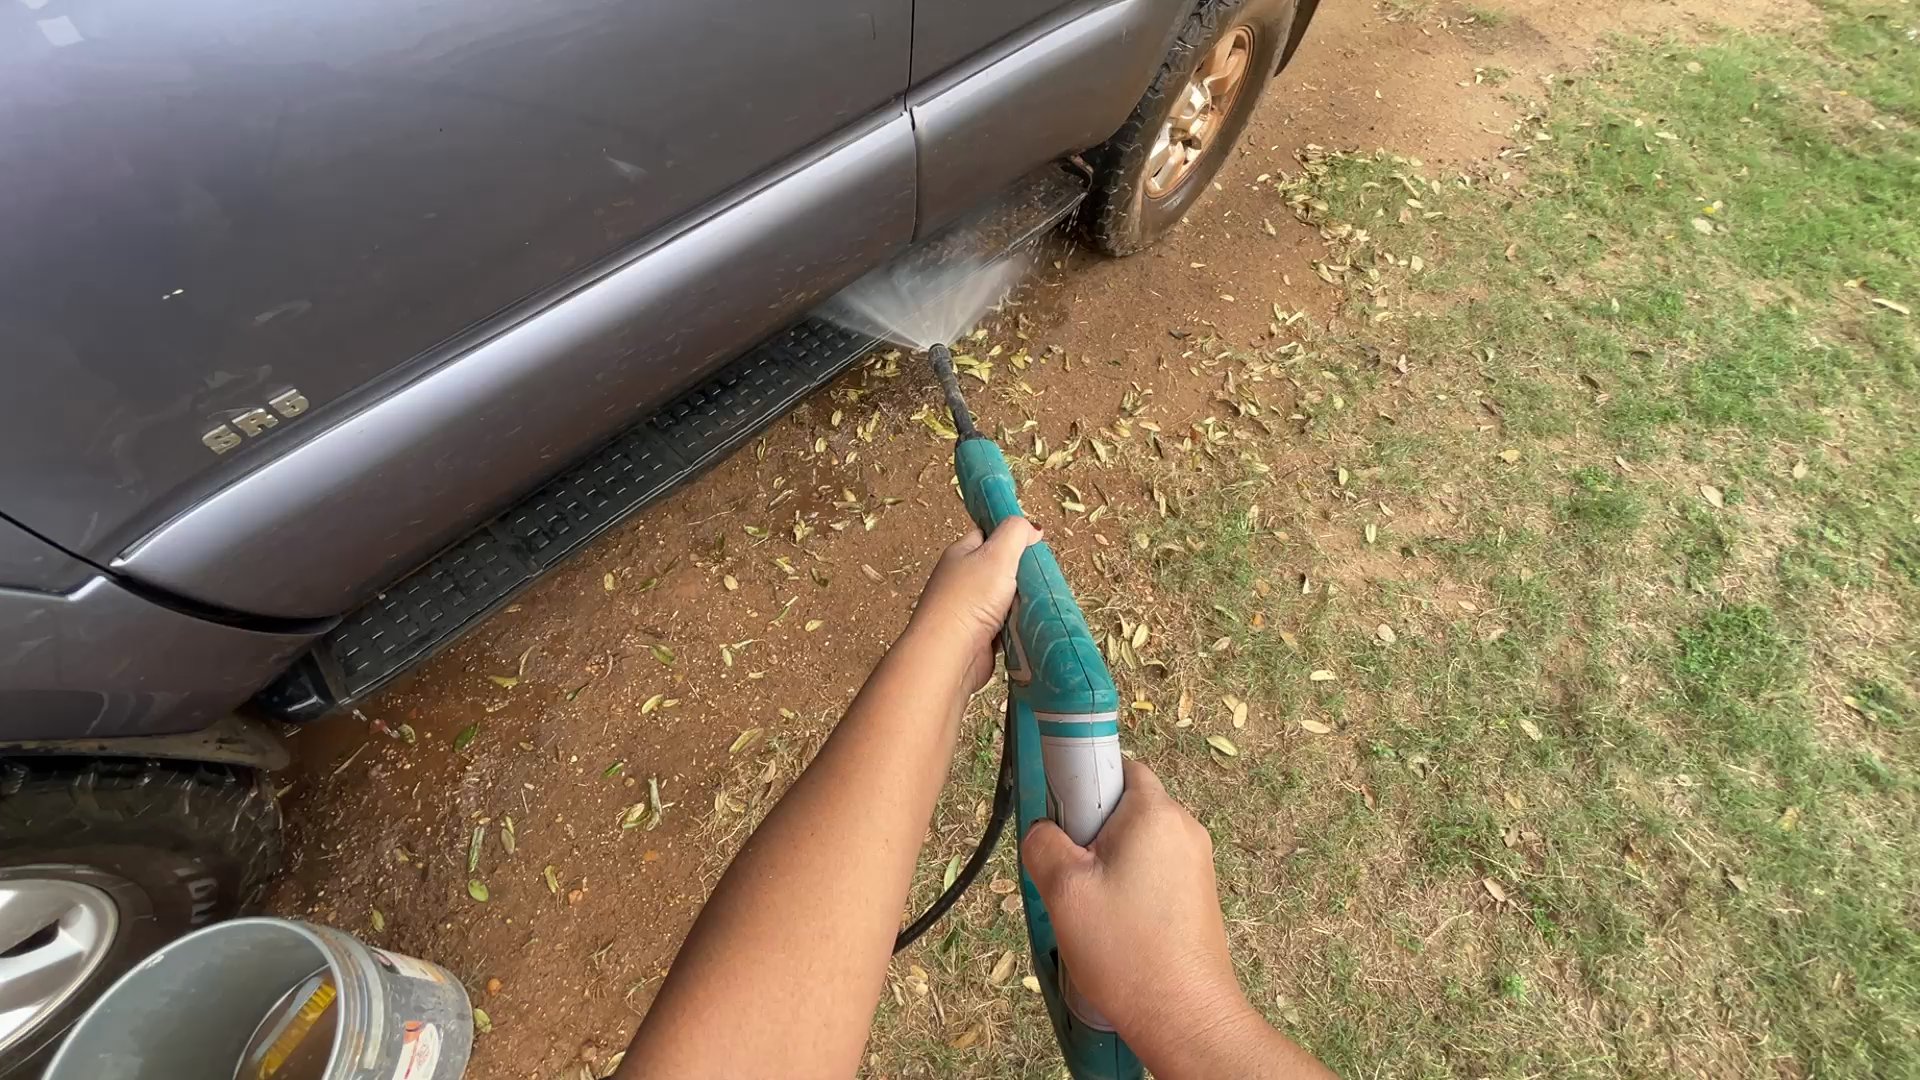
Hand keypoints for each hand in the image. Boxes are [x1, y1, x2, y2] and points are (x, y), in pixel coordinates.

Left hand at [906, 517, 1040, 692]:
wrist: (951, 654)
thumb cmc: (970, 599)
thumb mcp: (996, 554)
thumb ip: (1015, 533)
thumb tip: (1032, 527)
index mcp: (961, 554)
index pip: (988, 535)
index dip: (1012, 537)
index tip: (1035, 546)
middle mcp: (963, 580)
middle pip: (1001, 569)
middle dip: (1023, 574)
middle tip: (1042, 578)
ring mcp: (971, 609)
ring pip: (1008, 598)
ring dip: (1024, 602)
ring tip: (1041, 602)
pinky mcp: (981, 636)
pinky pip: (1008, 625)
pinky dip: (1019, 626)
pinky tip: (1032, 625)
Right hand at [1023, 761, 1332, 1078]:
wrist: (1187, 1021)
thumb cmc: (1126, 949)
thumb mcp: (1063, 889)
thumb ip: (1042, 841)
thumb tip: (1044, 832)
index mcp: (1156, 812)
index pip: (1117, 764)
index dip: (1083, 782)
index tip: (1062, 819)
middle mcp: (1184, 827)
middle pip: (1125, 804)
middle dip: (1091, 828)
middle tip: (1070, 870)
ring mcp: (1197, 862)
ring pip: (1137, 839)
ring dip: (1108, 860)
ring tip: (1090, 904)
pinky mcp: (1199, 894)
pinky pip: (1153, 868)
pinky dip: (1129, 882)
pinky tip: (1114, 923)